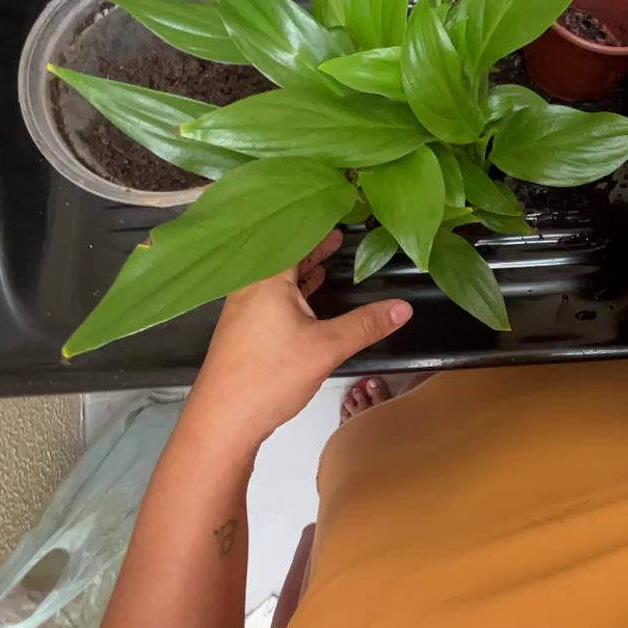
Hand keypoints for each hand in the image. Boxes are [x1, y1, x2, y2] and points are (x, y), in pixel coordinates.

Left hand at [186, 230, 411, 444]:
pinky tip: (311, 291)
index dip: (315, 221)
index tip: (338, 206)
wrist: (222, 421)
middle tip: (340, 227)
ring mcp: (245, 308)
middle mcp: (251, 286)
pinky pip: (273, 293)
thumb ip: (366, 325)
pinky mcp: (245, 328)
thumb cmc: (269, 376)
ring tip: (329, 253)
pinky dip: (294, 285)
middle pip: (284, 254)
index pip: (292, 236)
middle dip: (312, 241)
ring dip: (303, 264)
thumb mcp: (326, 348)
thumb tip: (404, 307)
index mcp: (266, 279)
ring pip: (278, 275)